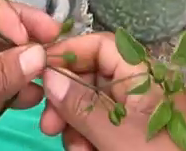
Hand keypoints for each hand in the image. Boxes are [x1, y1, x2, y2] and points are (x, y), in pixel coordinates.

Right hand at [40, 34, 185, 150]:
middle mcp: (141, 89)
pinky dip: (87, 141)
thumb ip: (82, 106)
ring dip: (75, 126)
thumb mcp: (119, 136)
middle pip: (93, 76)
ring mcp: (137, 117)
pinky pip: (101, 130)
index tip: (40, 70)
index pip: (102, 45)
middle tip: (48, 124)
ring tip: (75, 149)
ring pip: (92, 107)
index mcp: (145, 74)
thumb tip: (48, 75)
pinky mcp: (133, 142)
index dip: (71, 52)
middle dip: (68, 98)